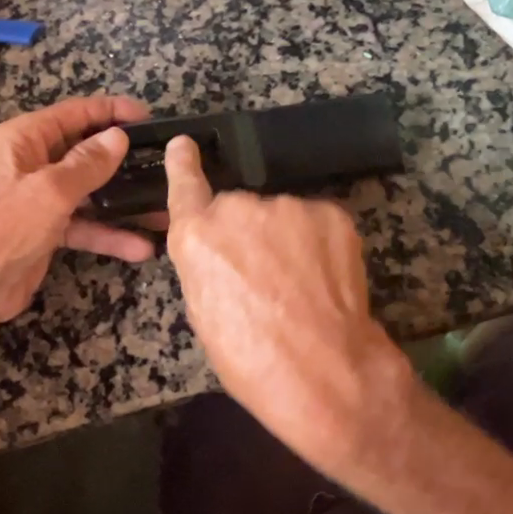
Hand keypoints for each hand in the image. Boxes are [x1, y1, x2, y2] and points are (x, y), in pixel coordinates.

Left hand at [0, 96, 154, 384]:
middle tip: (165, 164)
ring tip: (163, 208)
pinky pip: (86, 225)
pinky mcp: (48, 230)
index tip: (151, 118)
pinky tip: (141, 247)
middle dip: (124, 159)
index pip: (75, 113)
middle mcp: (33, 162)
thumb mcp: (51, 191)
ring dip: (125, 202)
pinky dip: (110, 234)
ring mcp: (41, 198)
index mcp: (25, 139)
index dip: (112, 112)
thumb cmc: (4, 228)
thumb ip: (88, 164)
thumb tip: (118, 137)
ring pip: (91, 191)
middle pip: (86, 151)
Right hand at [163, 136, 412, 474]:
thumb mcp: (204, 312)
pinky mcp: (330, 214)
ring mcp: (287, 207)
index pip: (184, 186)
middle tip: (261, 280)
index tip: (184, 145)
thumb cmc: (250, 357)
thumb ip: (204, 266)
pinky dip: (317, 245)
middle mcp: (238, 209)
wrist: (323, 368)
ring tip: (297, 287)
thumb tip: (218, 254)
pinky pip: (315, 224)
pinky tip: (323, 280)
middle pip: (238, 211)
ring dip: (284, 240)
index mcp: (196, 237)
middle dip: (246, 236)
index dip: (183, 165)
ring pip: (280, 217)